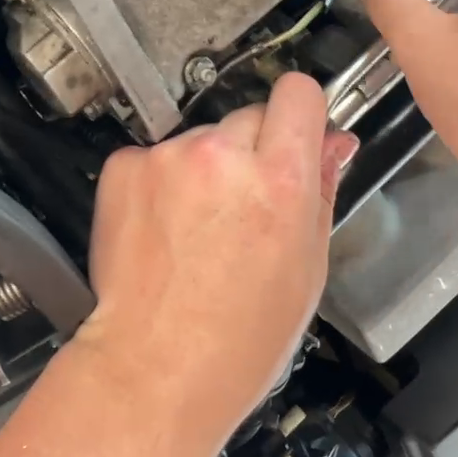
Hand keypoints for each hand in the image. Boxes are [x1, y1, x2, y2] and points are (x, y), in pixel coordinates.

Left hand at [73, 74, 358, 442]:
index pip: (299, 94)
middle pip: (247, 117)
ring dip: (201, 169)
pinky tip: (163, 228)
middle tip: (243, 205)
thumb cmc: (237, 336)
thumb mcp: (306, 268)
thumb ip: (319, 192)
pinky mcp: (124, 166)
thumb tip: (332, 144)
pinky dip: (158, 181)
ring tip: (197, 230)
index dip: (301, 112)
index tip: (296, 127)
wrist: (156, 362)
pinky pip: (153, 156)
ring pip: (198, 140)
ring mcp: (167, 157)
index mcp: (280, 179)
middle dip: (251, 151)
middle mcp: (221, 155)